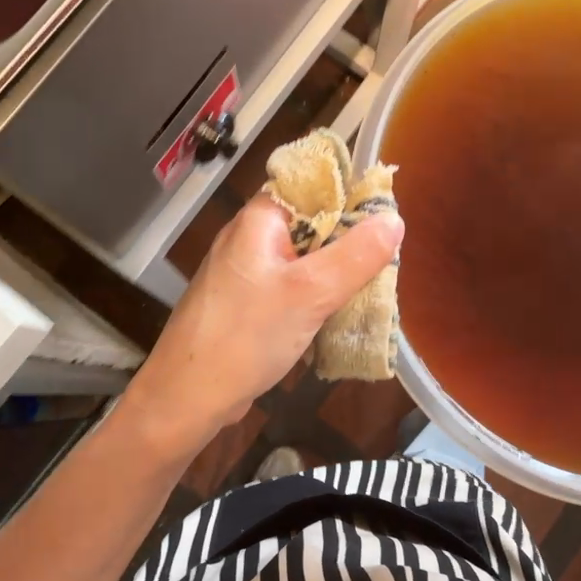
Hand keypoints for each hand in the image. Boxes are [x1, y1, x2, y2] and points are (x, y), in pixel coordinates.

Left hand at [122, 197, 402, 455]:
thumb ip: (355, 255)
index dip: (348, 193)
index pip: (309, 183)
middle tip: (383, 263)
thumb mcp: (311, 293)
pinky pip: (290, 287)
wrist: (187, 397)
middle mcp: (250, 237)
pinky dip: (315, 297)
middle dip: (347, 240)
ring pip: (304, 259)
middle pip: (310, 222)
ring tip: (368, 292)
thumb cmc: (246, 337)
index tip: (385, 216)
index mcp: (259, 219)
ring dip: (334, 273)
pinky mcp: (246, 303)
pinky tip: (337, 317)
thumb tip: (393, 219)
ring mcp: (245, 272)